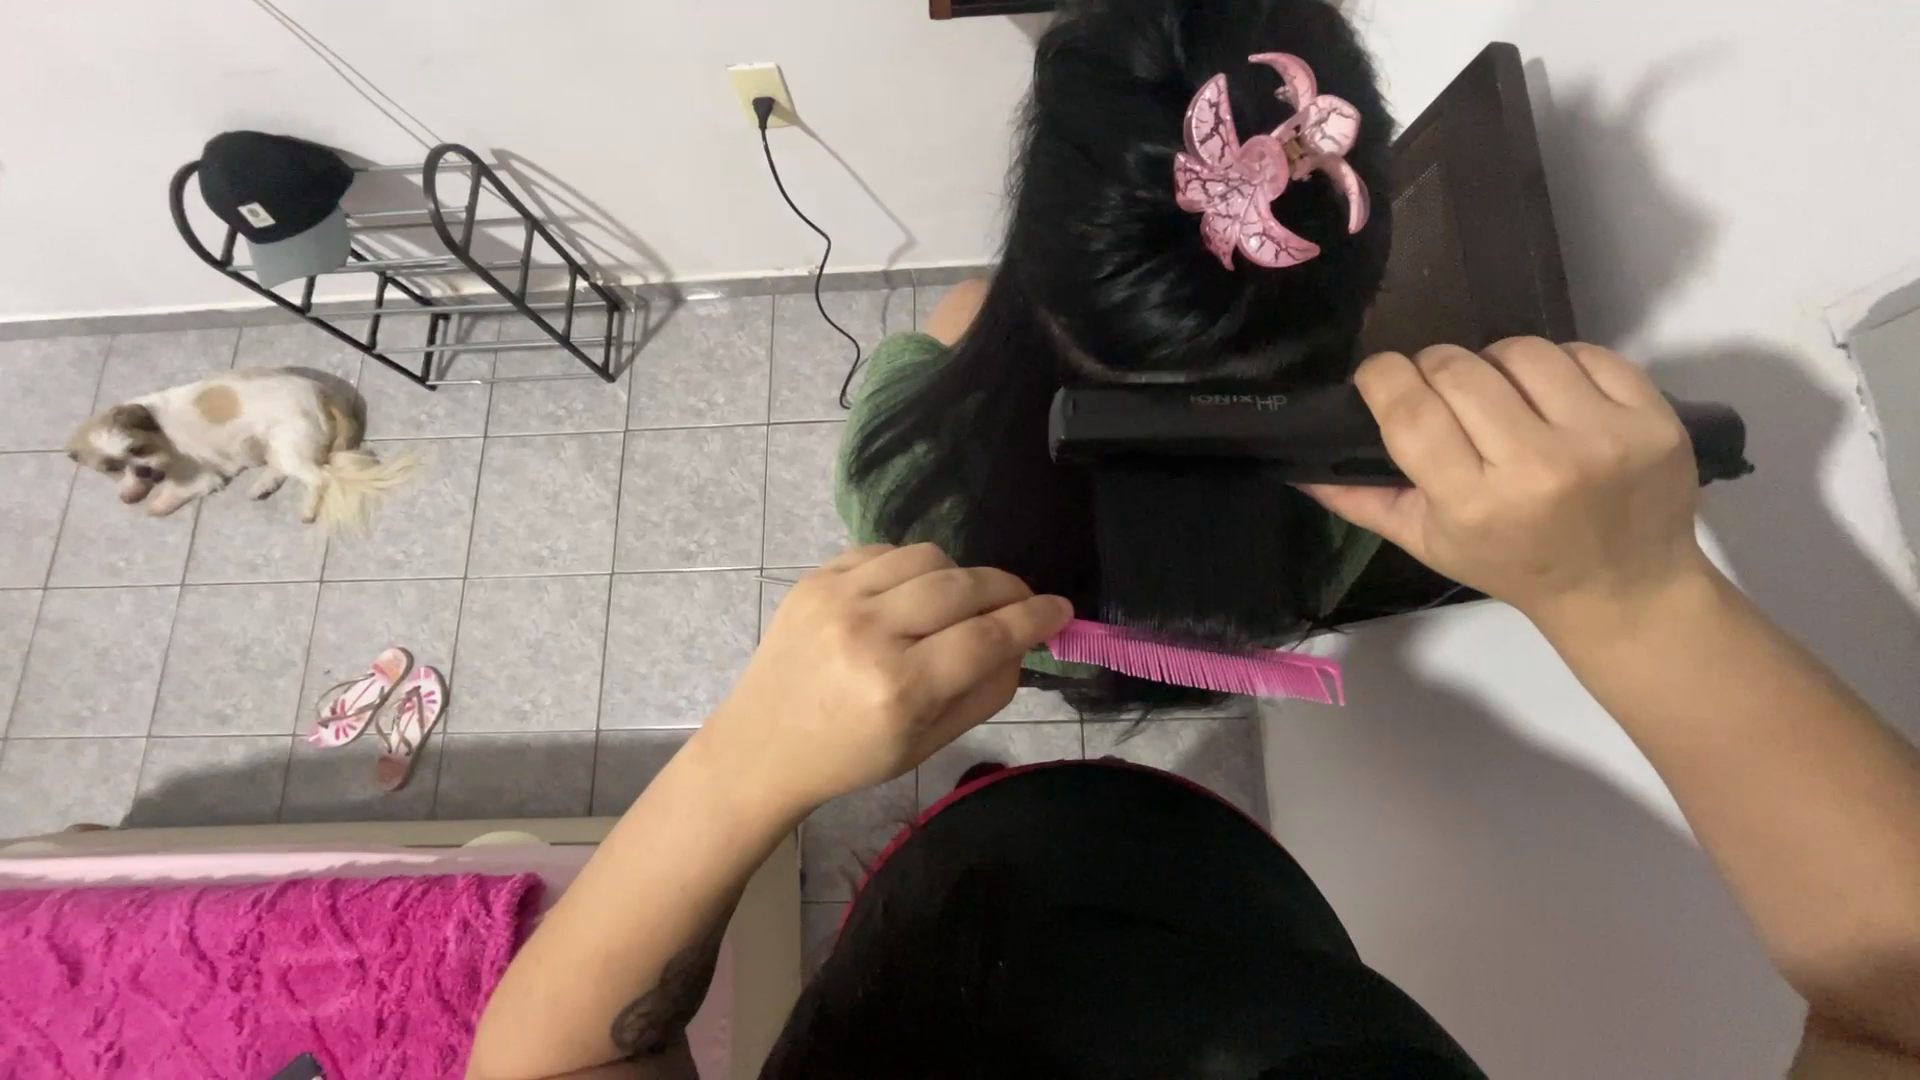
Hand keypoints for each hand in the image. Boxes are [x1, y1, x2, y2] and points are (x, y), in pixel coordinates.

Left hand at [696, 543, 1072, 815]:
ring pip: (928, 557)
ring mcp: (836, 598)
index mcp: (899, 689)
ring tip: (960, 603)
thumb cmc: (850, 757)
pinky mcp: (814, 579)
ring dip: (959, 576)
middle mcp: (868, 633)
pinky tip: (911, 595)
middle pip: (963, 586)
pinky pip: (885, 551)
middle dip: (1007, 588)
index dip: (1034, 618)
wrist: (761, 745)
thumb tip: (1021, 643)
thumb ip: (986, 692)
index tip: (1061, 610)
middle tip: (1022, 600)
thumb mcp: (928, 745)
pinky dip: (912, 567)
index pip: (987, 637)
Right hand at [1302, 338, 1712, 634]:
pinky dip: (1550, 364)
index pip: (1410, 411)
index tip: (1376, 376)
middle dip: (1429, 367)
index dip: (1382, 377)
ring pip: (1519, 351)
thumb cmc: (1506, 564)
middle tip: (1430, 387)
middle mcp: (1538, 466)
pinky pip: (1582, 352)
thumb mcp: (1423, 541)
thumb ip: (1359, 500)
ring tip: (1491, 391)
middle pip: (1457, 370)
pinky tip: (1543, 394)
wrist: (1620, 586)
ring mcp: (1603, 438)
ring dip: (1489, 363)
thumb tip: (1298, 467)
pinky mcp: (1653, 417)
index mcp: (1473, 501)